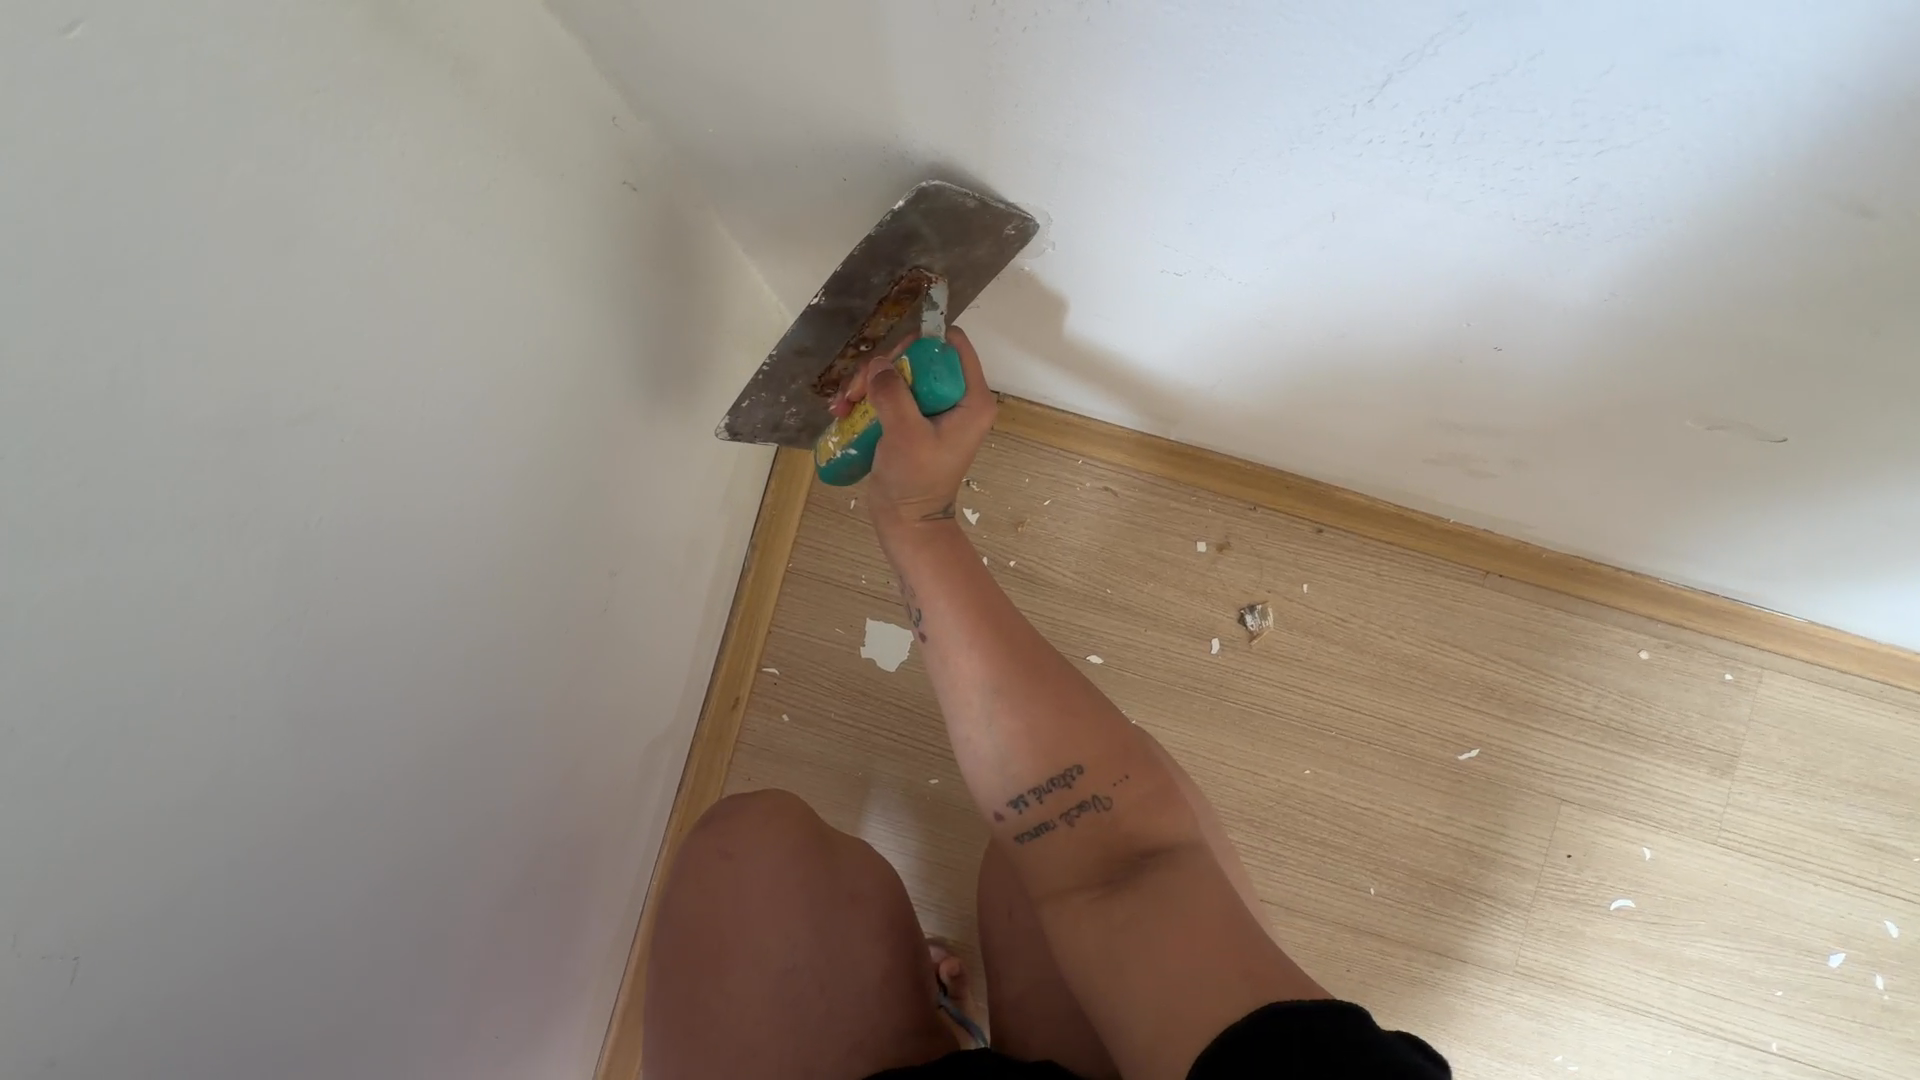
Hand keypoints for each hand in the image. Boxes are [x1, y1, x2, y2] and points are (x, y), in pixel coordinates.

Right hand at [832, 326, 995, 529]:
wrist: (907, 520)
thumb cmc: (916, 481)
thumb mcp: (905, 435)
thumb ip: (893, 394)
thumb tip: (879, 364)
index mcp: (971, 399)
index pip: (953, 345)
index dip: (922, 344)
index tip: (894, 361)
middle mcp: (956, 398)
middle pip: (920, 357)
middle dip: (885, 368)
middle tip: (859, 389)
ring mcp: (932, 409)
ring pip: (899, 373)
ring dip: (868, 384)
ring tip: (844, 405)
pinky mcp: (912, 419)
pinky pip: (889, 393)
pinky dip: (866, 398)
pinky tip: (843, 410)